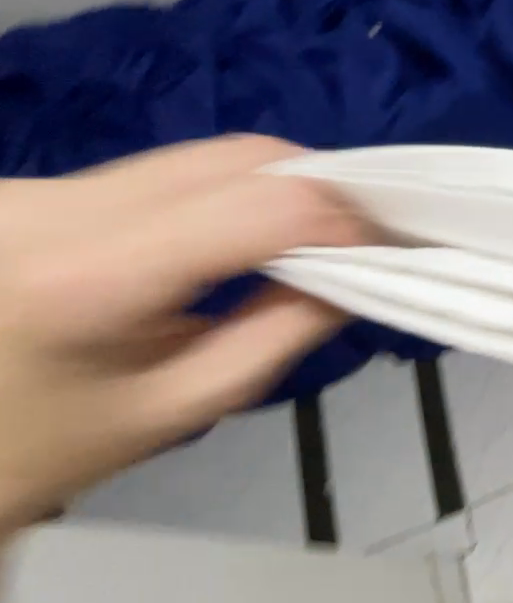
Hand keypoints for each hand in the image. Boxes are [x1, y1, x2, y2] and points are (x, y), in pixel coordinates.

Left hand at [0, 136, 371, 532]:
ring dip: (281, 189)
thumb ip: (287, 329)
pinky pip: (168, 170)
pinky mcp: (28, 186)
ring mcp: (31, 187)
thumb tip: (362, 269)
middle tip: (365, 236)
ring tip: (313, 238)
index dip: (345, 217)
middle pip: (238, 158)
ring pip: (206, 156)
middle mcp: (52, 208)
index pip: (265, 204)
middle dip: (324, 190)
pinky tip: (244, 235)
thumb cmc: (54, 446)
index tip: (387, 248)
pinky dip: (233, 193)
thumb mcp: (190, 401)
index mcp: (89, 276)